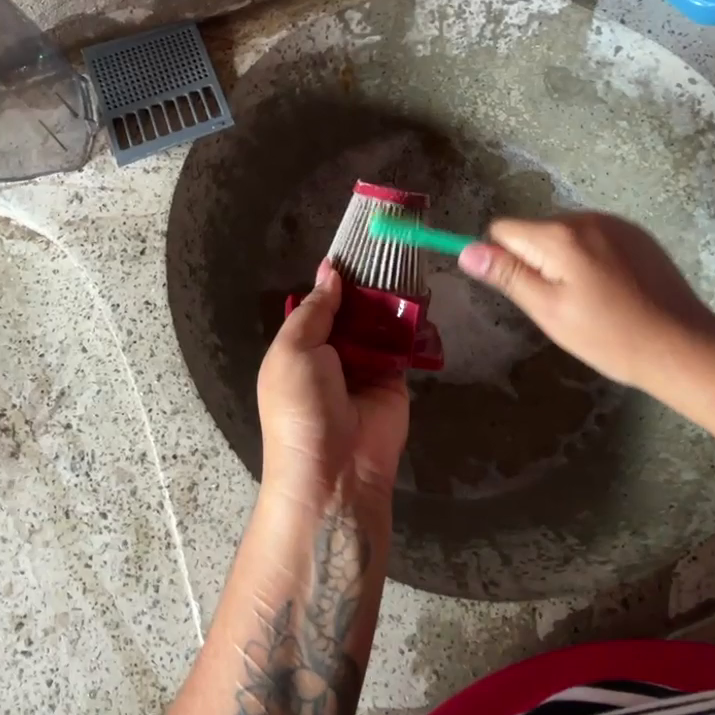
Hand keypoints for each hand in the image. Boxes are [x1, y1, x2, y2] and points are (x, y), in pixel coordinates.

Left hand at [256, 262, 410, 507]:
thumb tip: (330, 270)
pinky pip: (404, 345)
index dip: (335, 278)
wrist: (335, 471)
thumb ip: (315, 310)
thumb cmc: (301, 406)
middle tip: (388, 247)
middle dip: (367, 285)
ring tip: (406, 261)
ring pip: (379, 323)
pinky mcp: (397, 379)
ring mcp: (366, 366)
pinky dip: (412, 323)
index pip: (320, 304)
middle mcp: (333, 354)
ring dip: (390, 299)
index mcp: (300, 347)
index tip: (355, 244)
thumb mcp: (293, 350)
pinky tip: (421, 293)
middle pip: (353, 311)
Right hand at [456, 212, 714, 386]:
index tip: (526, 292)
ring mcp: (614, 223)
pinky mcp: (636, 234)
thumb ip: (507, 275)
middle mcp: (585, 218)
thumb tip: (466, 250)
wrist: (682, 346)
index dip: (503, 260)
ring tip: (588, 300)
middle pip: (534, 231)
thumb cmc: (608, 336)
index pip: (502, 230)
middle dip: (536, 261)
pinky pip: (592, 238)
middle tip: (559, 303)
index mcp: (559, 236)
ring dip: (562, 260)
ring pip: (562, 235)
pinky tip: (610, 290)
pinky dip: (590, 258)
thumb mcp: (548, 311)